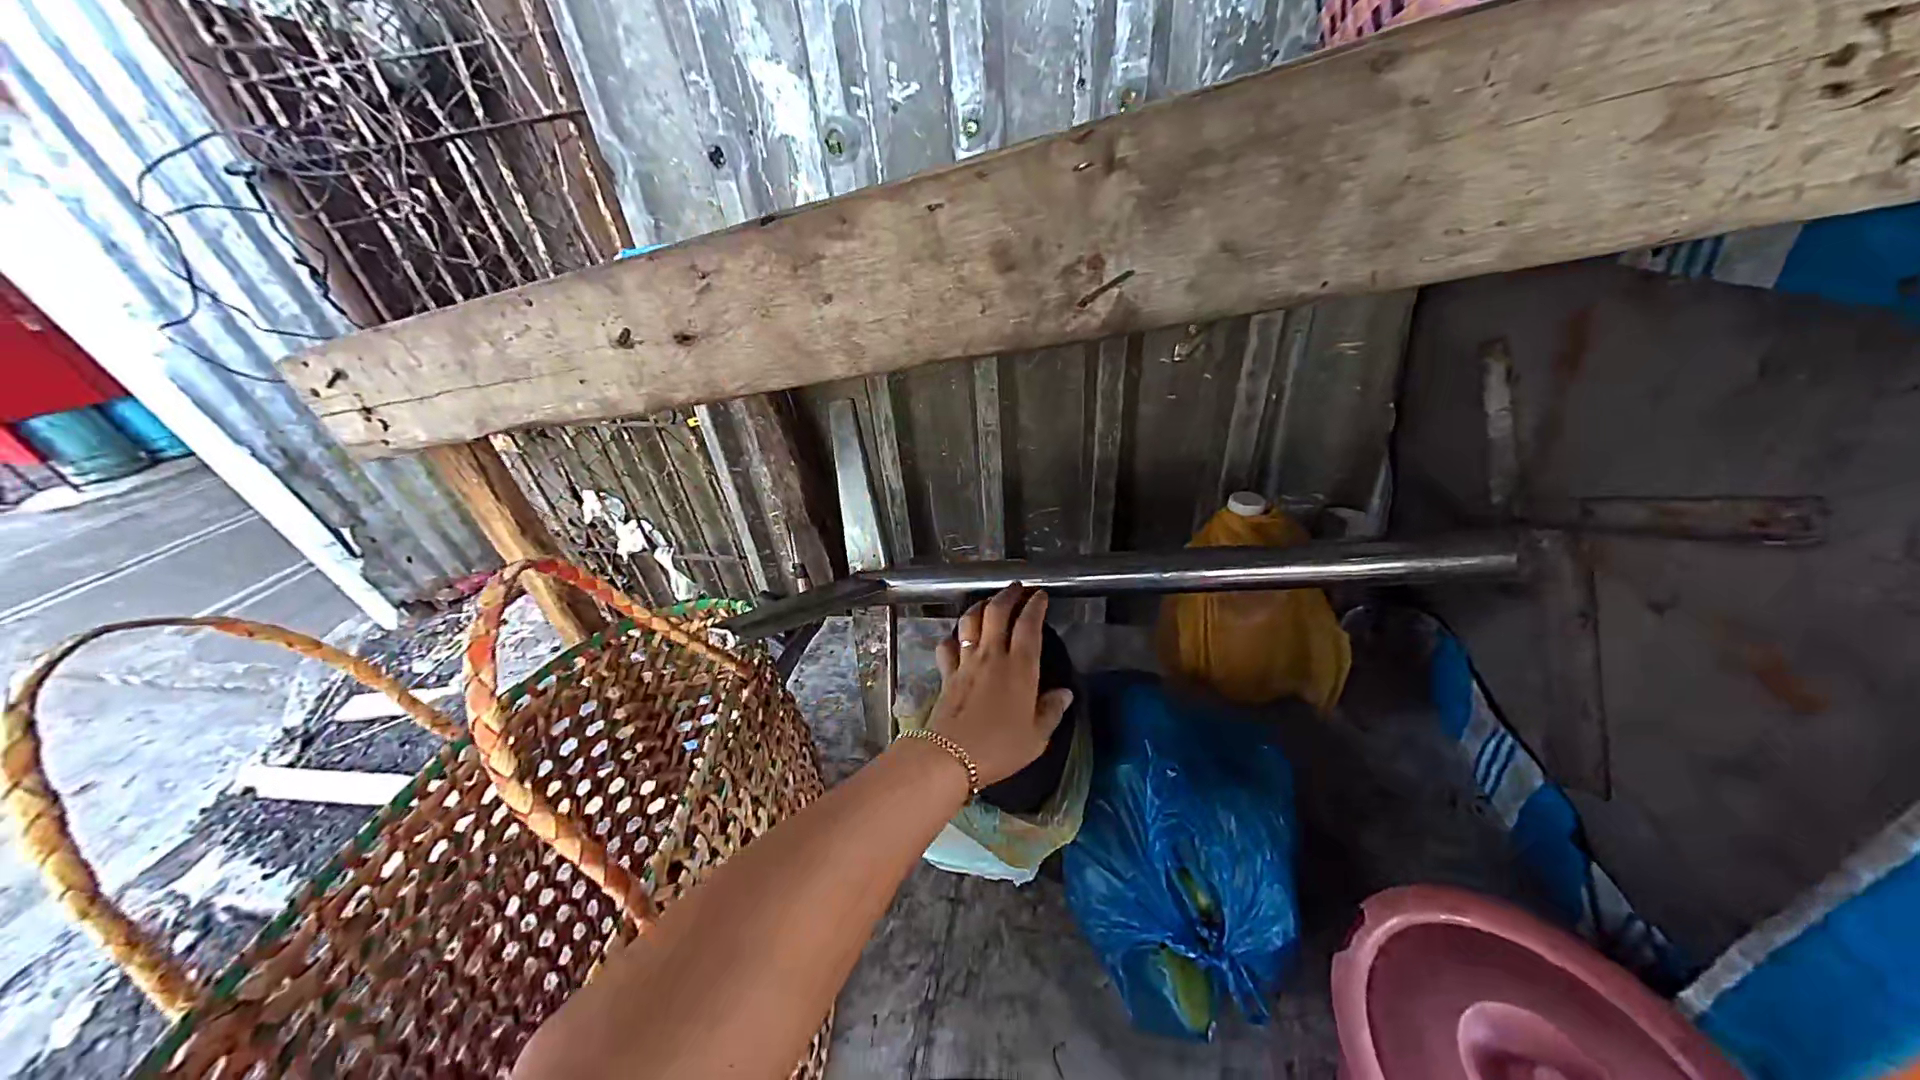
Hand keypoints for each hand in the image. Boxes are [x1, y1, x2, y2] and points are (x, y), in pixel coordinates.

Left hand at [927, 585, 1074, 786]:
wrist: (950, 756)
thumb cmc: (999, 748)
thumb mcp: (1037, 736)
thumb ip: (1051, 711)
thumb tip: (1065, 694)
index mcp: (1021, 668)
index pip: (1029, 625)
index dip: (1035, 606)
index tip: (1040, 596)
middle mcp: (992, 656)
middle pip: (997, 612)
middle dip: (1008, 595)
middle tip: (1016, 588)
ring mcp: (966, 662)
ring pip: (970, 622)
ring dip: (980, 606)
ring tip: (988, 602)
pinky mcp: (946, 674)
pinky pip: (948, 646)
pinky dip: (953, 637)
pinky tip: (957, 638)